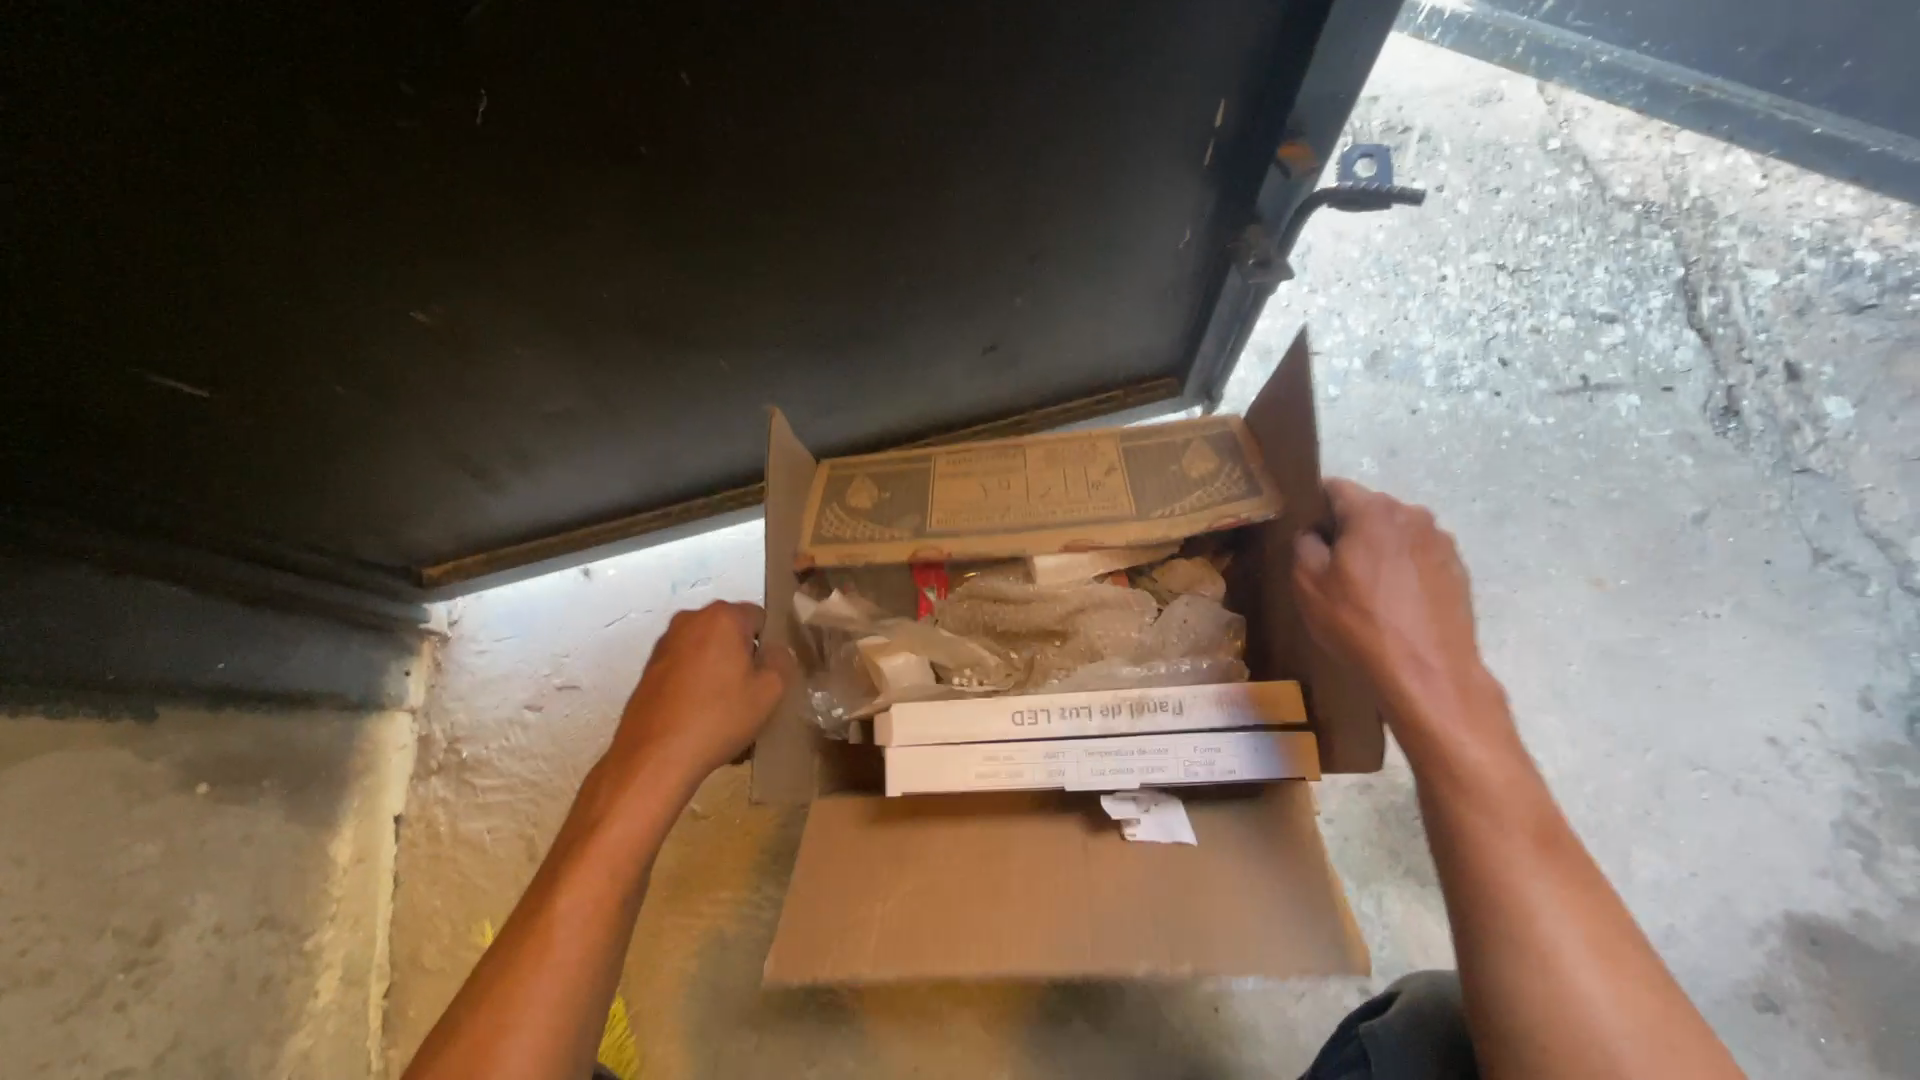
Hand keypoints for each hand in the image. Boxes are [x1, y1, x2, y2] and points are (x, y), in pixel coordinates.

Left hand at [601, 601, 789, 794]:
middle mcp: (689, 620)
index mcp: (722, 617)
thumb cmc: (719, 718)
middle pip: (731, 633)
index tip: (768, 675)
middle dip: (743, 658)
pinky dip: (697, 685)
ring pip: (707, 652)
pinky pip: (686, 669)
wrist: (654, 756)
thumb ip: (781, 660)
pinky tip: (700, 717)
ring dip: (720, 672)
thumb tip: (773, 651)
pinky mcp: (649, 668)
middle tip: (750, 695)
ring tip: (724, 712)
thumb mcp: (770, 691)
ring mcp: (665, 644)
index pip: (760, 618)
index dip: (769, 646)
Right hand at [1292, 480, 1509, 756]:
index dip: (1313, 507)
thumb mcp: (1308, 583)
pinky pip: (1418, 557)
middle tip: (1331, 567)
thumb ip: (1303, 544)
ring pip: (1395, 534)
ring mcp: (1441, 541)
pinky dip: (1403, 570)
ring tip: (1366, 589)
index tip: (1304, 535)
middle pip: (1368, 509)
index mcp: (1373, 511)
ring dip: (1377, 550)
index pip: (1334, 488)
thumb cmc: (1359, 623)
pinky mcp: (1458, 569)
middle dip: (1347, 529)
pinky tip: (1394, 603)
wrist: (1428, 673)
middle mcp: (1412, 515)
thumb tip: (1313, 533)